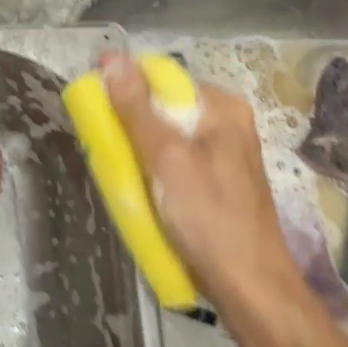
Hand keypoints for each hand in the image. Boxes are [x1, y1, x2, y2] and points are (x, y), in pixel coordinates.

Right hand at [100, 51, 299, 298]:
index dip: (123, 90)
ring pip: (165, 138)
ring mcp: (224, 155)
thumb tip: (111, 57)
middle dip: (130, 126)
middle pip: (162, 108)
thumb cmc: (210, 219)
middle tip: (107, 152)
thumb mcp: (166, 159)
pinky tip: (143, 194)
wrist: (251, 289)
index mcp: (222, 107)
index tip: (96, 114)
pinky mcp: (218, 183)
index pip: (161, 77)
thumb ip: (137, 109)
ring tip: (121, 177)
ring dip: (138, 153)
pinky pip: (175, 163)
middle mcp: (227, 123)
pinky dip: (154, 173)